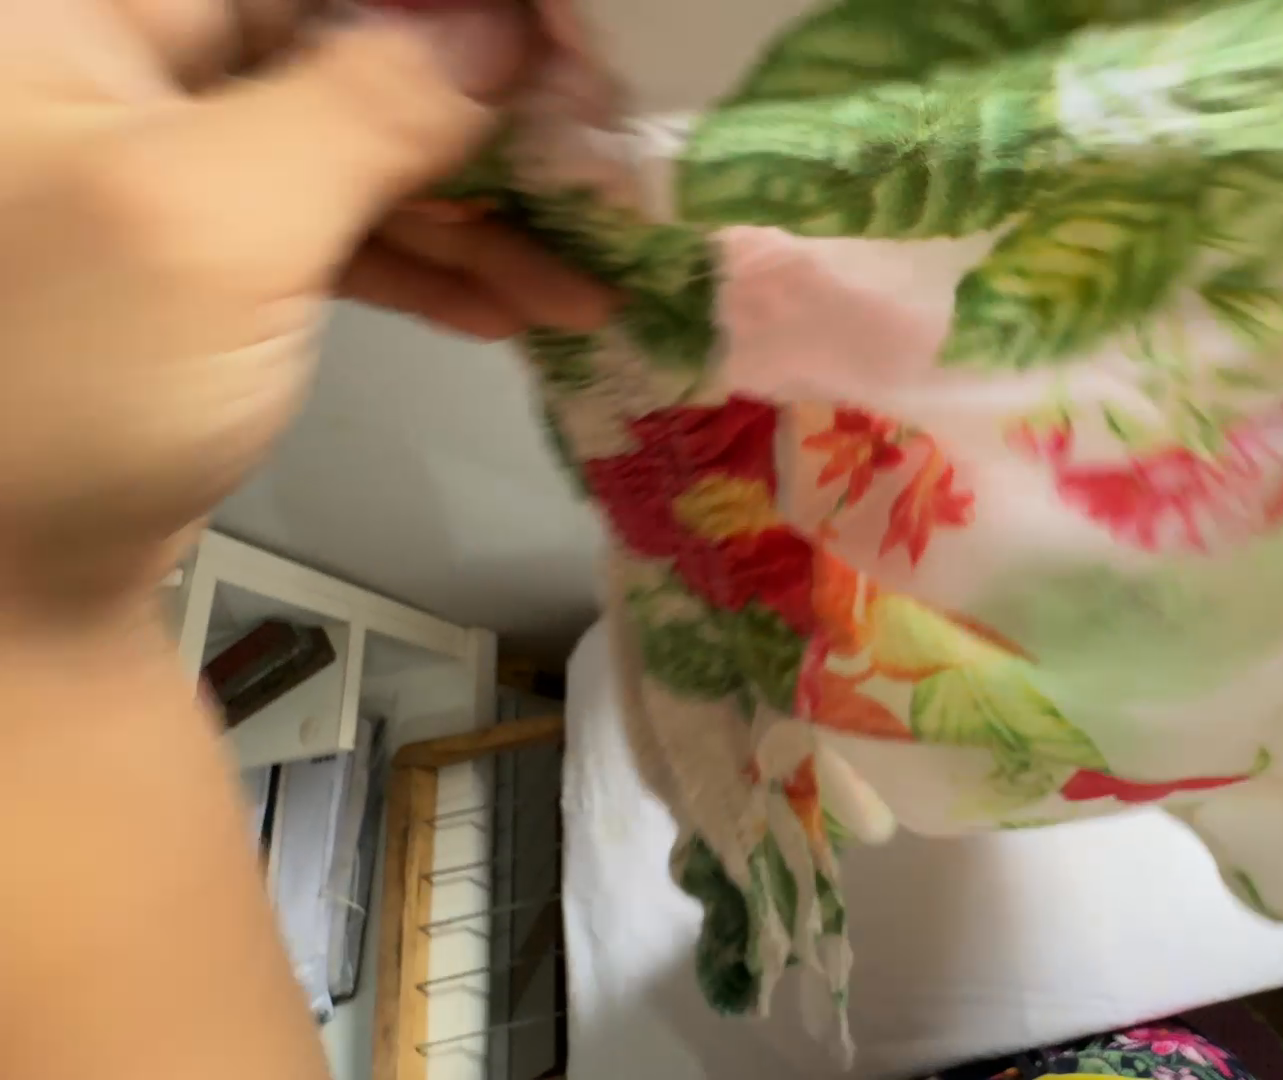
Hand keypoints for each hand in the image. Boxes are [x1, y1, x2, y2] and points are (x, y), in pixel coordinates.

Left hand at [0, 0, 613, 620]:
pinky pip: (353, 237)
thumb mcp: (221, 224)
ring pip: (369, 165)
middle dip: (485, 143)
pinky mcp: (225, 252)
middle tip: (595, 202)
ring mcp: (181, 168)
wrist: (2, 565)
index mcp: (81, 13)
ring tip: (577, 296)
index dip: (453, 18)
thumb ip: (362, 112)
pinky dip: (434, 276)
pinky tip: (504, 318)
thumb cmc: (65, 378)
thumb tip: (499, 32)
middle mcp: (129, 71)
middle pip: (355, 68)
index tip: (568, 62)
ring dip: (482, 232)